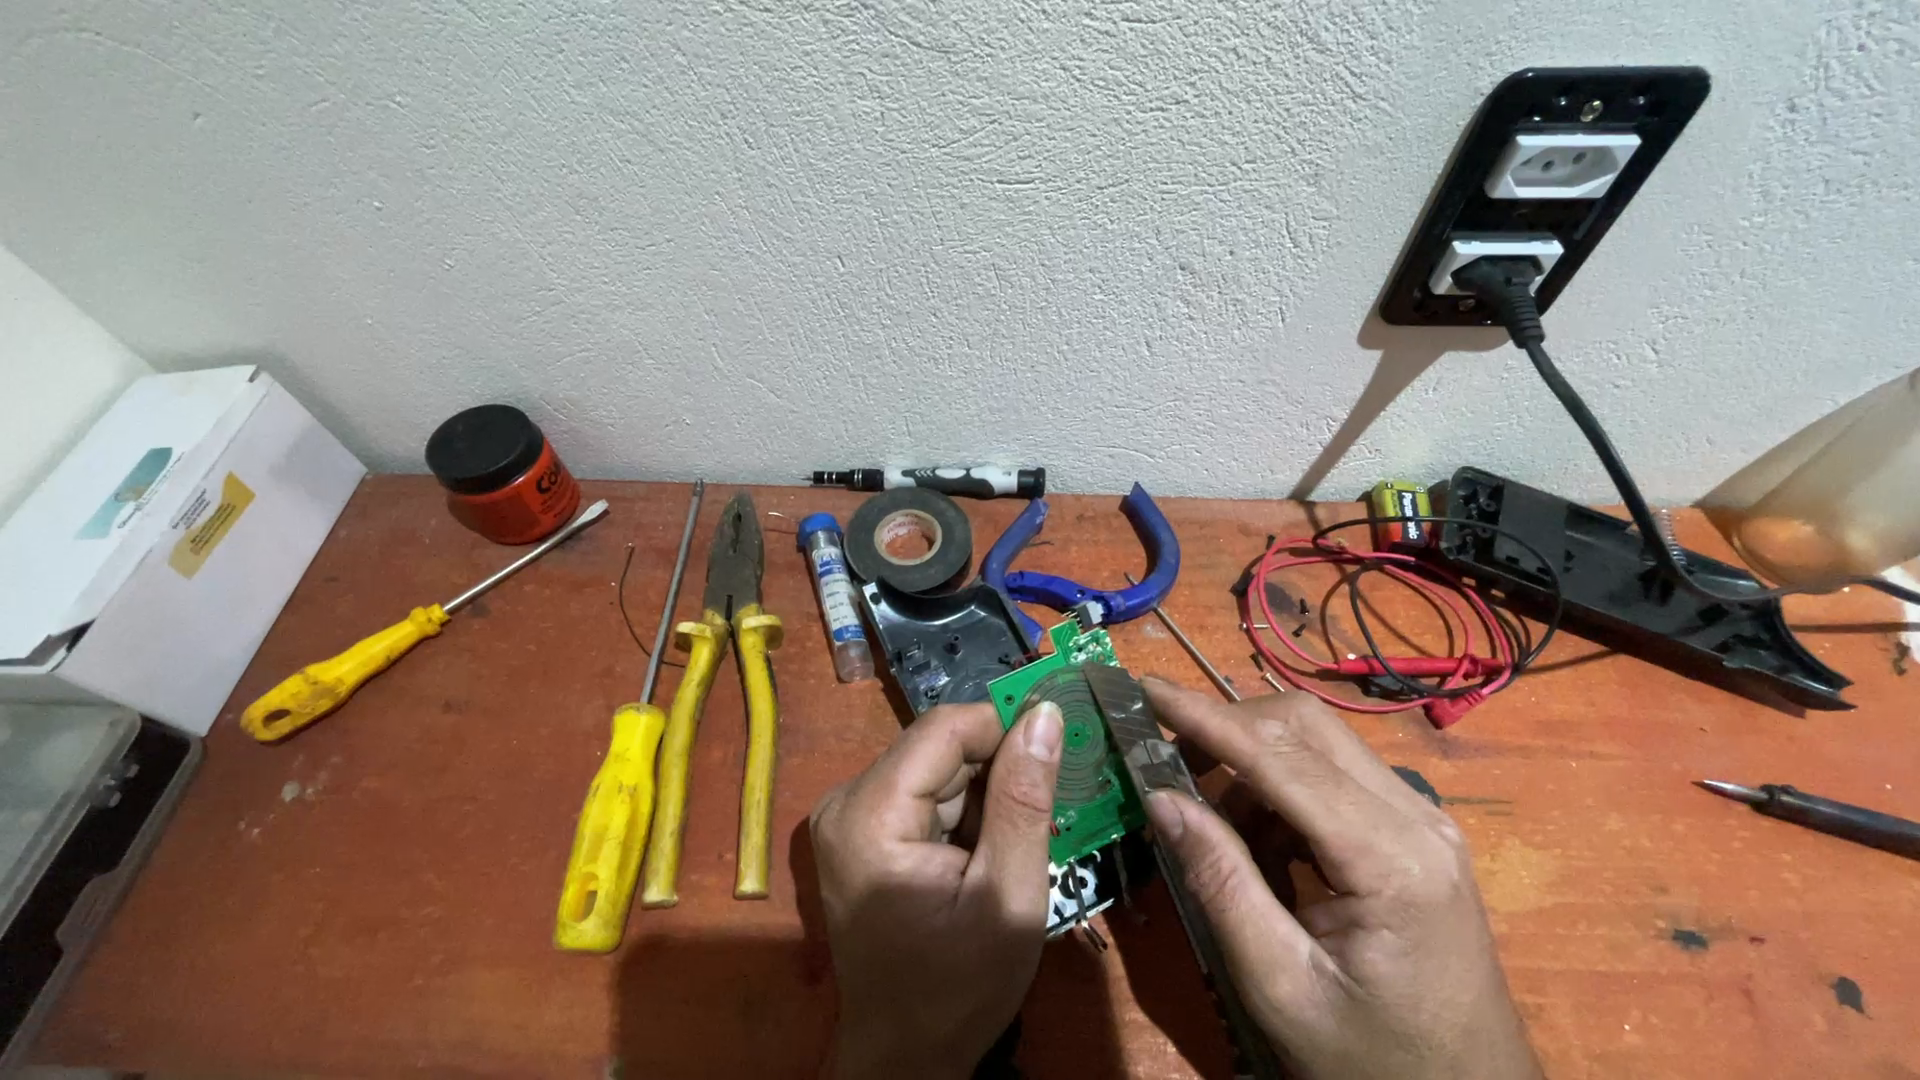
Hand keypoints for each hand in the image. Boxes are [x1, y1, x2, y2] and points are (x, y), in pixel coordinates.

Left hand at [810, 701, 1063, 1079]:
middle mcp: (847, 802)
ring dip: (985, 790)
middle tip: (1053, 795)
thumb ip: (1023, 800)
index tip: (1060, 741)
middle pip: (938, 748)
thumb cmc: (958, 990)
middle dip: (999, 765)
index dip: (1005, 725)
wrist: (904, 1055)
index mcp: (871, 815)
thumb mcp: (1008, 897)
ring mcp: (849, 816)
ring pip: (935, 768)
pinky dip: (965, 810)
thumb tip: (1045, 716)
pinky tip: (992, 846)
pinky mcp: (861, 832)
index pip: (944, 730)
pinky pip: (923, 794)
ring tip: (1026, 829)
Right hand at [1141, 677, 1542, 1079]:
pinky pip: (1331, 776)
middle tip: (1166, 759)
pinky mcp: (1415, 831)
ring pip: (1317, 742)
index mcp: (1390, 858)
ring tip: (1210, 825)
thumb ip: (1220, 882)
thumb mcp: (1279, 984)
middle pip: (1305, 726)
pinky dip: (1277, 791)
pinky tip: (1257, 844)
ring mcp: (1422, 820)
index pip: (1280, 757)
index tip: (1144, 689)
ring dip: (1249, 763)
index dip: (1205, 716)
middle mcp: (1416, 818)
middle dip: (1226, 728)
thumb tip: (1160, 796)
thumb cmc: (1372, 1059)